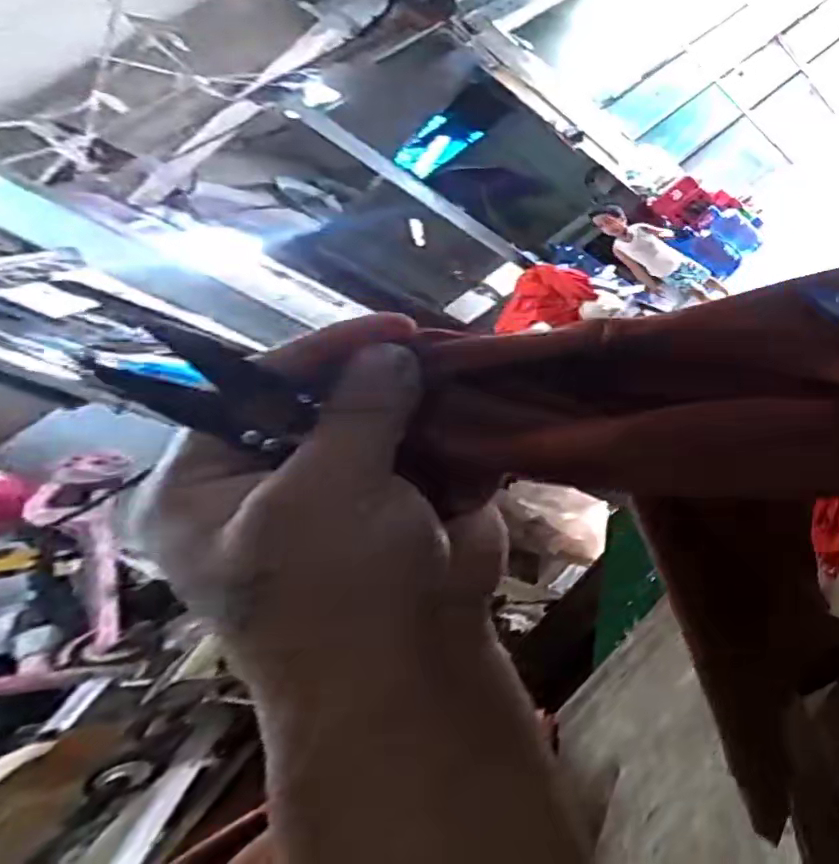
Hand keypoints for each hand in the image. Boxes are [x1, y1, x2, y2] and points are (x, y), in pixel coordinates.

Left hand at [130, 315, 505, 692]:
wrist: (412, 653)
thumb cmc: (338, 582)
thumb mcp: (325, 492)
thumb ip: (355, 414)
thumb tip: (391, 351)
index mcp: (212, 483)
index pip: (251, 390)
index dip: (319, 354)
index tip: (391, 328)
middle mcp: (280, 478)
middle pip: (327, 400)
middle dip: (380, 373)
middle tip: (435, 346)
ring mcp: (355, 487)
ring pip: (390, 419)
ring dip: (428, 396)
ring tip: (467, 367)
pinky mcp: (416, 496)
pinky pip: (434, 444)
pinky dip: (459, 424)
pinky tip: (483, 403)